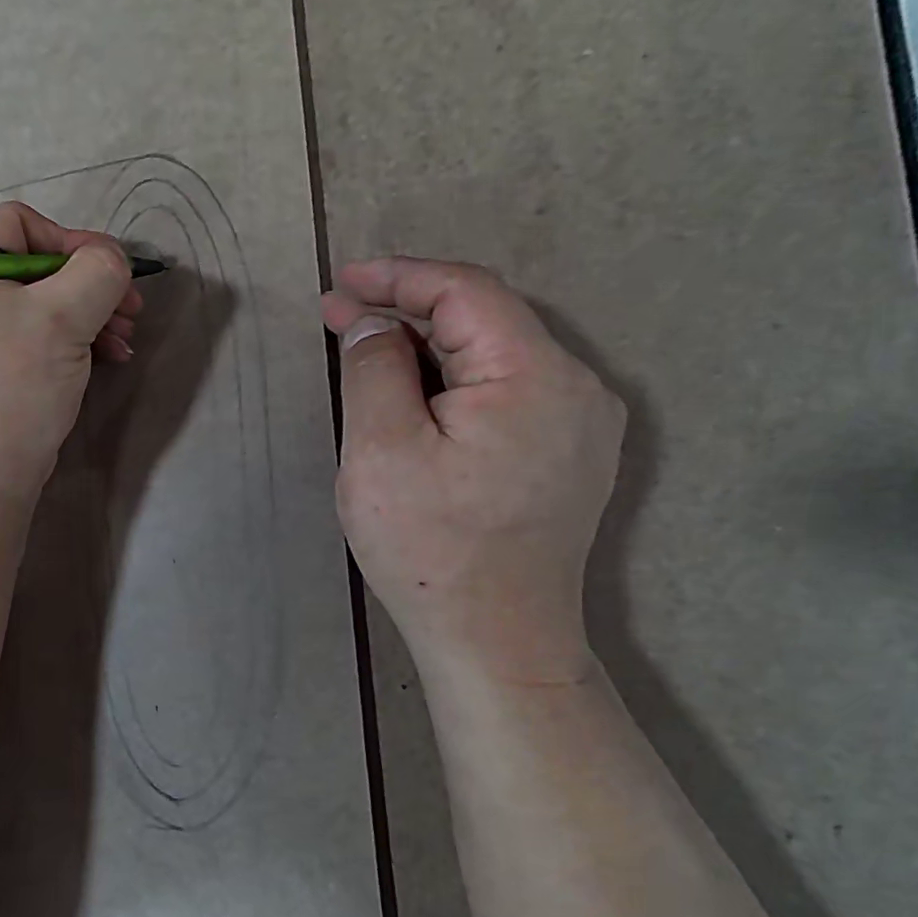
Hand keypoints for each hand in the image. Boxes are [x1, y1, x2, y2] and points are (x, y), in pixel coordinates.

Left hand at [0, 201, 142, 500]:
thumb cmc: (15, 386)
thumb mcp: (63, 316)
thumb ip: (98, 270)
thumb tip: (112, 260)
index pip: (19, 223)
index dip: (72, 241)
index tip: (111, 275)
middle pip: (36, 265)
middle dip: (90, 285)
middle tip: (131, 310)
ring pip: (42, 302)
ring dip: (91, 314)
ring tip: (124, 339)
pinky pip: (36, 335)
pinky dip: (74, 340)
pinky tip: (108, 357)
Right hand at [322, 258, 624, 672]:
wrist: (495, 640)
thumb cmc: (430, 548)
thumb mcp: (382, 451)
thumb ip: (374, 369)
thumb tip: (371, 323)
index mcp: (535, 376)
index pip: (465, 292)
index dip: (398, 276)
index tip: (339, 283)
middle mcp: (577, 388)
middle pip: (485, 320)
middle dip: (406, 311)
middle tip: (337, 316)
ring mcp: (580, 425)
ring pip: (494, 357)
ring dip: (427, 347)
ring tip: (365, 352)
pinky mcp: (569, 455)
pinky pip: (506, 393)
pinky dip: (453, 381)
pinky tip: (414, 395)